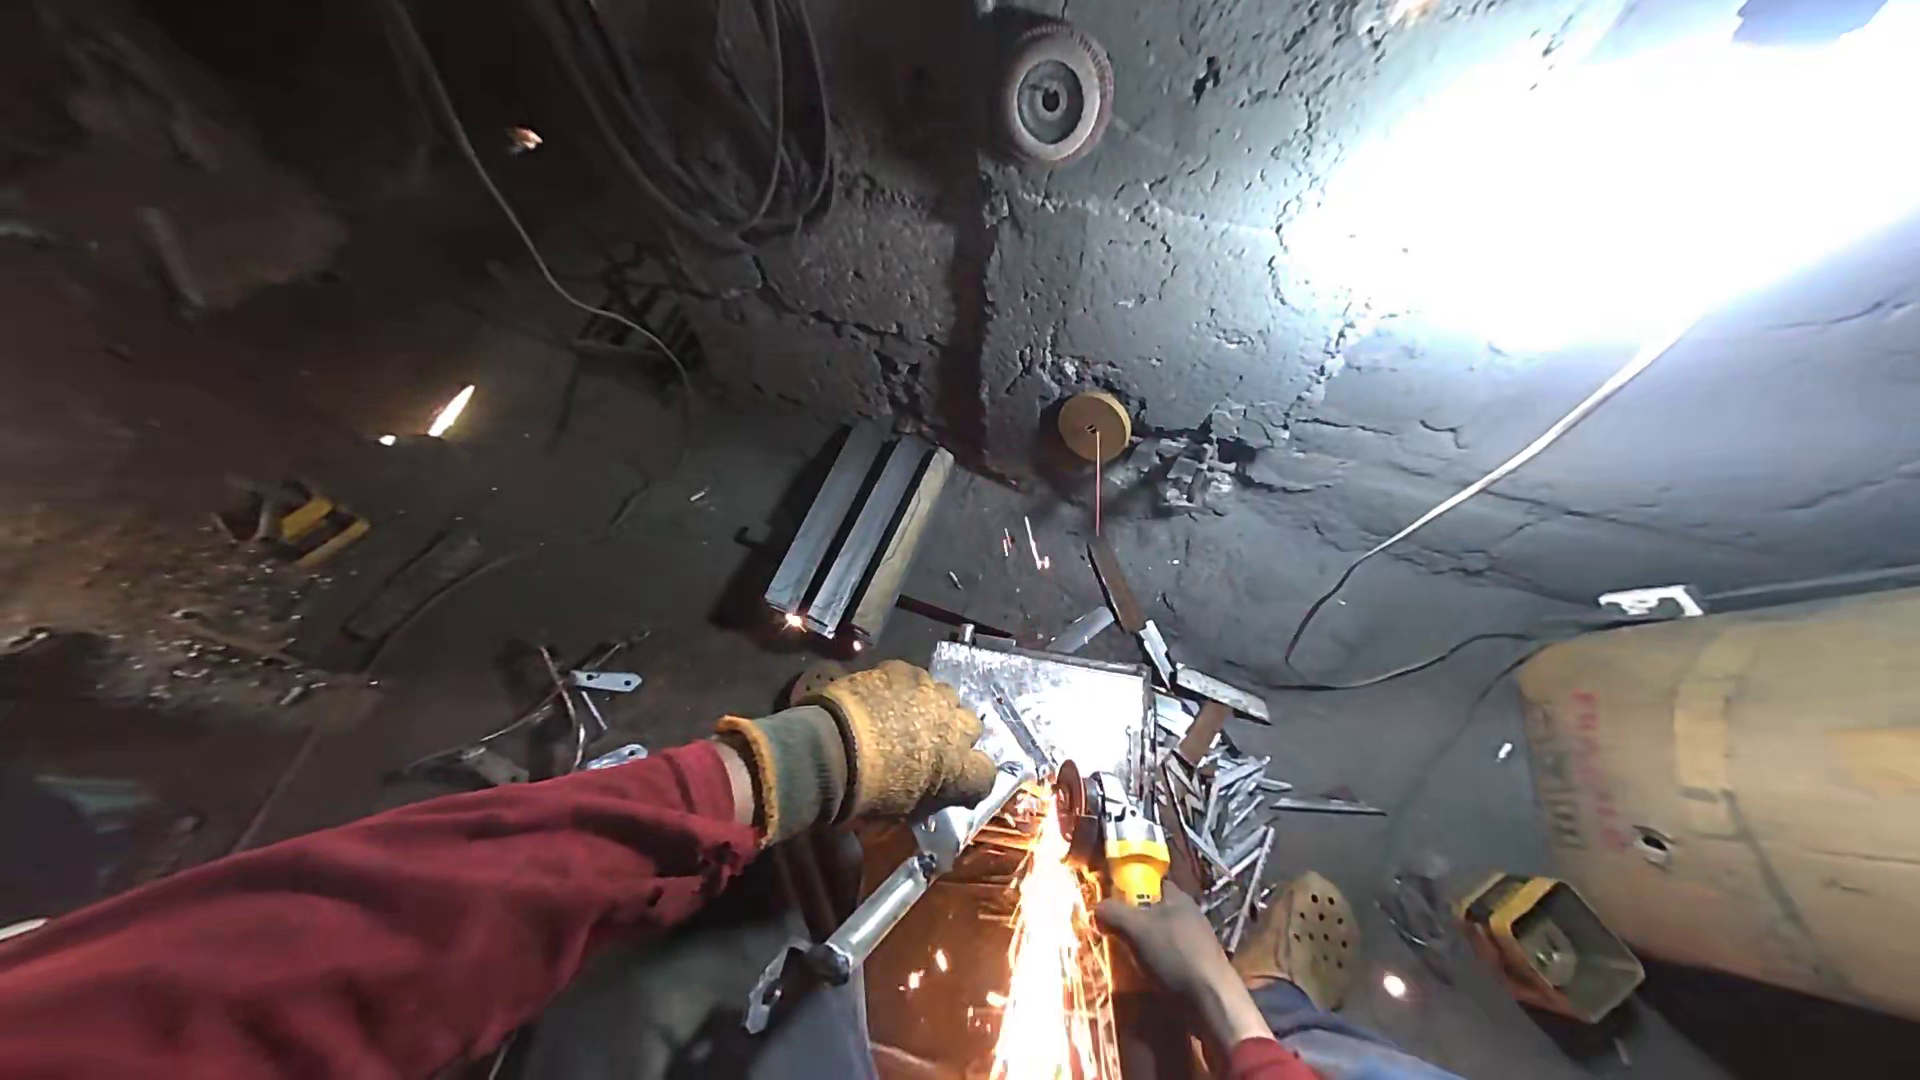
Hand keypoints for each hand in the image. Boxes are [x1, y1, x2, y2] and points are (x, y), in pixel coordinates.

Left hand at [802, 660, 997, 820]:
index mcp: (960, 769)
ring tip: (905, 715)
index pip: (985, 774)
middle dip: (953, 732)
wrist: (834, 749)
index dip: (971, 775)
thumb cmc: (868, 793)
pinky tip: (882, 695)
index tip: (955, 777)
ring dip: (931, 706)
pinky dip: (902, 686)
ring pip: (944, 695)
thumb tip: (925, 792)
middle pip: (969, 725)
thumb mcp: (904, 809)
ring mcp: (932, 692)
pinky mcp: (906, 670)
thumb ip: (928, 795)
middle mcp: (956, 726)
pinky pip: (913, 677)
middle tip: (928, 742)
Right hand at [1097, 885, 1273, 1048]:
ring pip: (1162, 935)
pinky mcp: (1200, 967)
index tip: (1112, 899)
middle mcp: (1189, 914)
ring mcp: (1197, 942)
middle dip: (1134, 919)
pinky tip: (1146, 975)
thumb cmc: (1174, 954)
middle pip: (1154, 909)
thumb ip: (1112, 912)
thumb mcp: (1134, 928)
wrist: (1214, 1004)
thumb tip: (1096, 908)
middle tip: (1114, 930)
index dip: (1129, 887)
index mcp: (1177, 897)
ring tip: (1126, 956)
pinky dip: (1157, 964)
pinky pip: (1171, 958)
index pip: (1150, 881)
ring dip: (1144, 944)